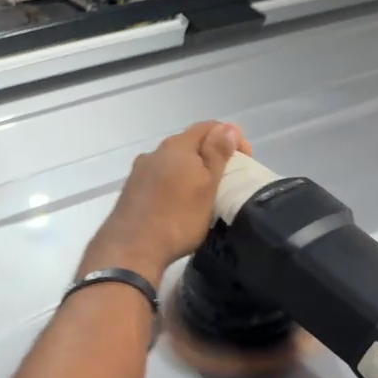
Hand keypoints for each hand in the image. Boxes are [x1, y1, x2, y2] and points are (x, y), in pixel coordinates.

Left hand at [80, 121, 251, 278]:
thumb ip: (217, 154)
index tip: (245, 159)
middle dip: (210, 155)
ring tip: (202, 194)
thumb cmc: (178, 218)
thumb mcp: (207, 186)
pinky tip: (178, 205)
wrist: (133, 249)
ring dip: (190, 172)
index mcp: (177, 146)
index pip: (208, 127)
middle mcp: (155, 153)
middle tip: (226, 178)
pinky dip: (174, 185)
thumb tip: (228, 128)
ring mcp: (139, 172)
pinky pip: (159, 180)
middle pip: (189, 144)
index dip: (230, 136)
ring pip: (172, 164)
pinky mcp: (131, 192)